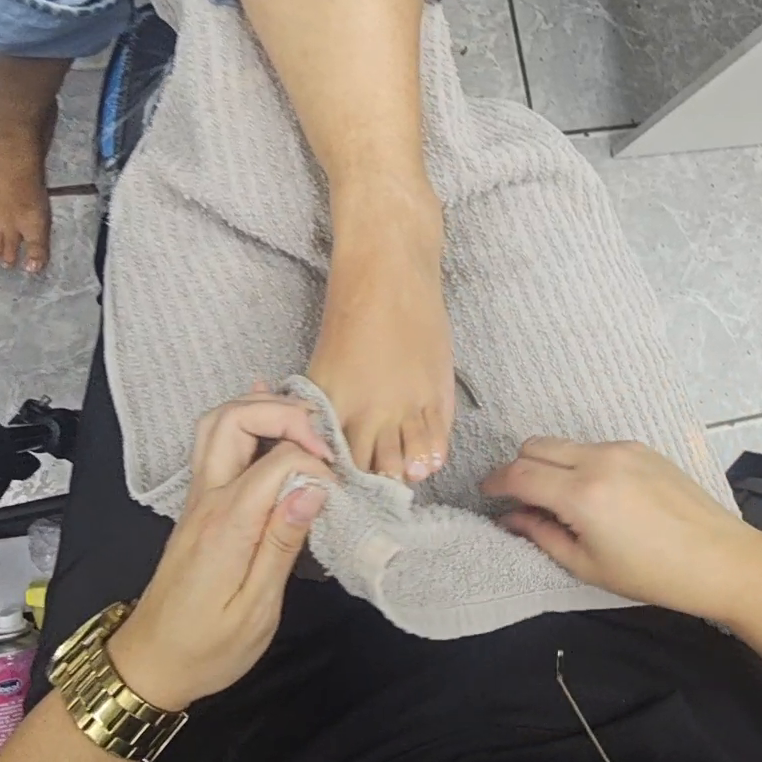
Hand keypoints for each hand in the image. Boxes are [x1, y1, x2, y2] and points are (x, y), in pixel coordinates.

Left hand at [106, 390, 334, 710]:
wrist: (148, 665)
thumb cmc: (209, 647)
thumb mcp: (256, 609)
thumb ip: (282, 544)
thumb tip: (313, 489)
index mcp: (227, 525)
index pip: (277, 461)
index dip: (315, 463)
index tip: (338, 488)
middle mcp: (208, 498)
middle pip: (235, 419)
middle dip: (284, 413)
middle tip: (321, 438)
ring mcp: (198, 495)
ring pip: (219, 421)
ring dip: (262, 407)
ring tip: (304, 421)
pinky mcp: (199, 501)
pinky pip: (214, 440)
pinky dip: (243, 414)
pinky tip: (262, 398)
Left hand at [307, 200, 454, 482]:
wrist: (389, 274)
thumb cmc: (351, 312)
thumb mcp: (324, 366)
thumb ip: (329, 409)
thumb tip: (329, 444)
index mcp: (334, 407)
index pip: (336, 466)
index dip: (341, 481)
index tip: (344, 487)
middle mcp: (370, 414)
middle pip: (372, 474)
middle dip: (373, 484)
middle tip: (374, 487)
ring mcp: (408, 407)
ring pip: (408, 465)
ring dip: (405, 472)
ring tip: (401, 474)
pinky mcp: (437, 395)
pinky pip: (437, 442)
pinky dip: (431, 456)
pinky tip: (425, 460)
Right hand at [482, 437, 761, 624]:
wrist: (721, 558)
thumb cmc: (653, 574)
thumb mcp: (588, 566)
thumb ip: (541, 535)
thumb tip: (510, 518)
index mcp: (581, 494)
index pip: (519, 474)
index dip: (495, 483)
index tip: (486, 495)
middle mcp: (597, 460)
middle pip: (535, 446)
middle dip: (517, 468)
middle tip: (519, 498)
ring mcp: (621, 448)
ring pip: (563, 443)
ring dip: (549, 464)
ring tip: (560, 500)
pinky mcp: (641, 447)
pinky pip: (593, 447)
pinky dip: (579, 463)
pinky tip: (597, 494)